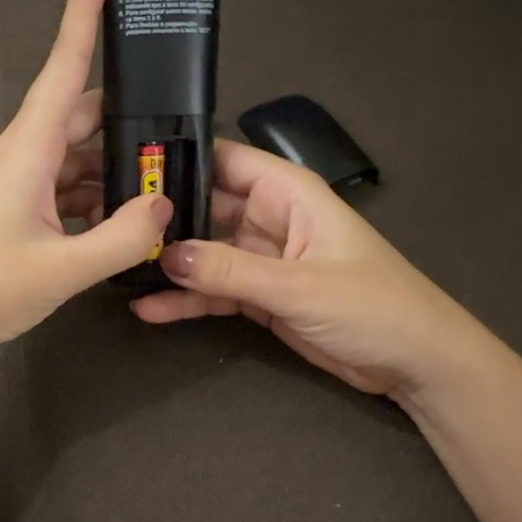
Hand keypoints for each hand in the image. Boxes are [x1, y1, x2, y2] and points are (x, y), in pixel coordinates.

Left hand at [0, 0, 171, 363]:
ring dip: (114, 166)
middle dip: (129, 116)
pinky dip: (95, 195)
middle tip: (181, 123)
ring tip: (163, 183)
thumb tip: (163, 205)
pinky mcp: (14, 207)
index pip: (61, 67)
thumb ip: (122, 238)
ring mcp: (16, 181)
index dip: (81, 14)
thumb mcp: (62, 270)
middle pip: (82, 115)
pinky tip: (124, 220)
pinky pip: (64, 186)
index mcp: (28, 149)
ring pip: (76, 155)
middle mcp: (21, 153)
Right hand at [131, 138, 481, 395]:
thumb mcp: (297, 286)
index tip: (126, 167)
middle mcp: (269, 218)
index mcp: (287, 193)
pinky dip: (186, 300)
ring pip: (203, 252)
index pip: (224, 160)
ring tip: (119, 268)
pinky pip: (214, 290)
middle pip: (205, 207)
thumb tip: (165, 255)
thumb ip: (229, 271)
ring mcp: (262, 259)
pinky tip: (148, 308)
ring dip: (169, 263)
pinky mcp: (259, 296)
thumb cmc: (373, 306)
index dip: (178, 158)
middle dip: (163, 217)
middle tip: (107, 224)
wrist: (414, 363)